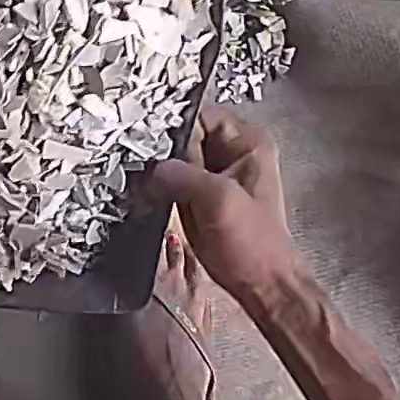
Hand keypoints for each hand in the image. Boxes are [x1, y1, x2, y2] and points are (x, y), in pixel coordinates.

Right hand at [149, 108, 300, 300]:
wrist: (259, 284)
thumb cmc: (251, 242)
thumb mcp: (218, 200)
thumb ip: (183, 173)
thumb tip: (150, 166)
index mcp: (246, 143)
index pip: (199, 115)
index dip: (174, 126)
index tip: (151, 141)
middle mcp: (229, 152)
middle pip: (182, 134)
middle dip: (160, 148)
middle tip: (141, 162)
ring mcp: (211, 173)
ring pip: (171, 156)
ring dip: (155, 168)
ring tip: (140, 178)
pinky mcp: (196, 193)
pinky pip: (168, 177)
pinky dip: (154, 183)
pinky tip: (144, 190)